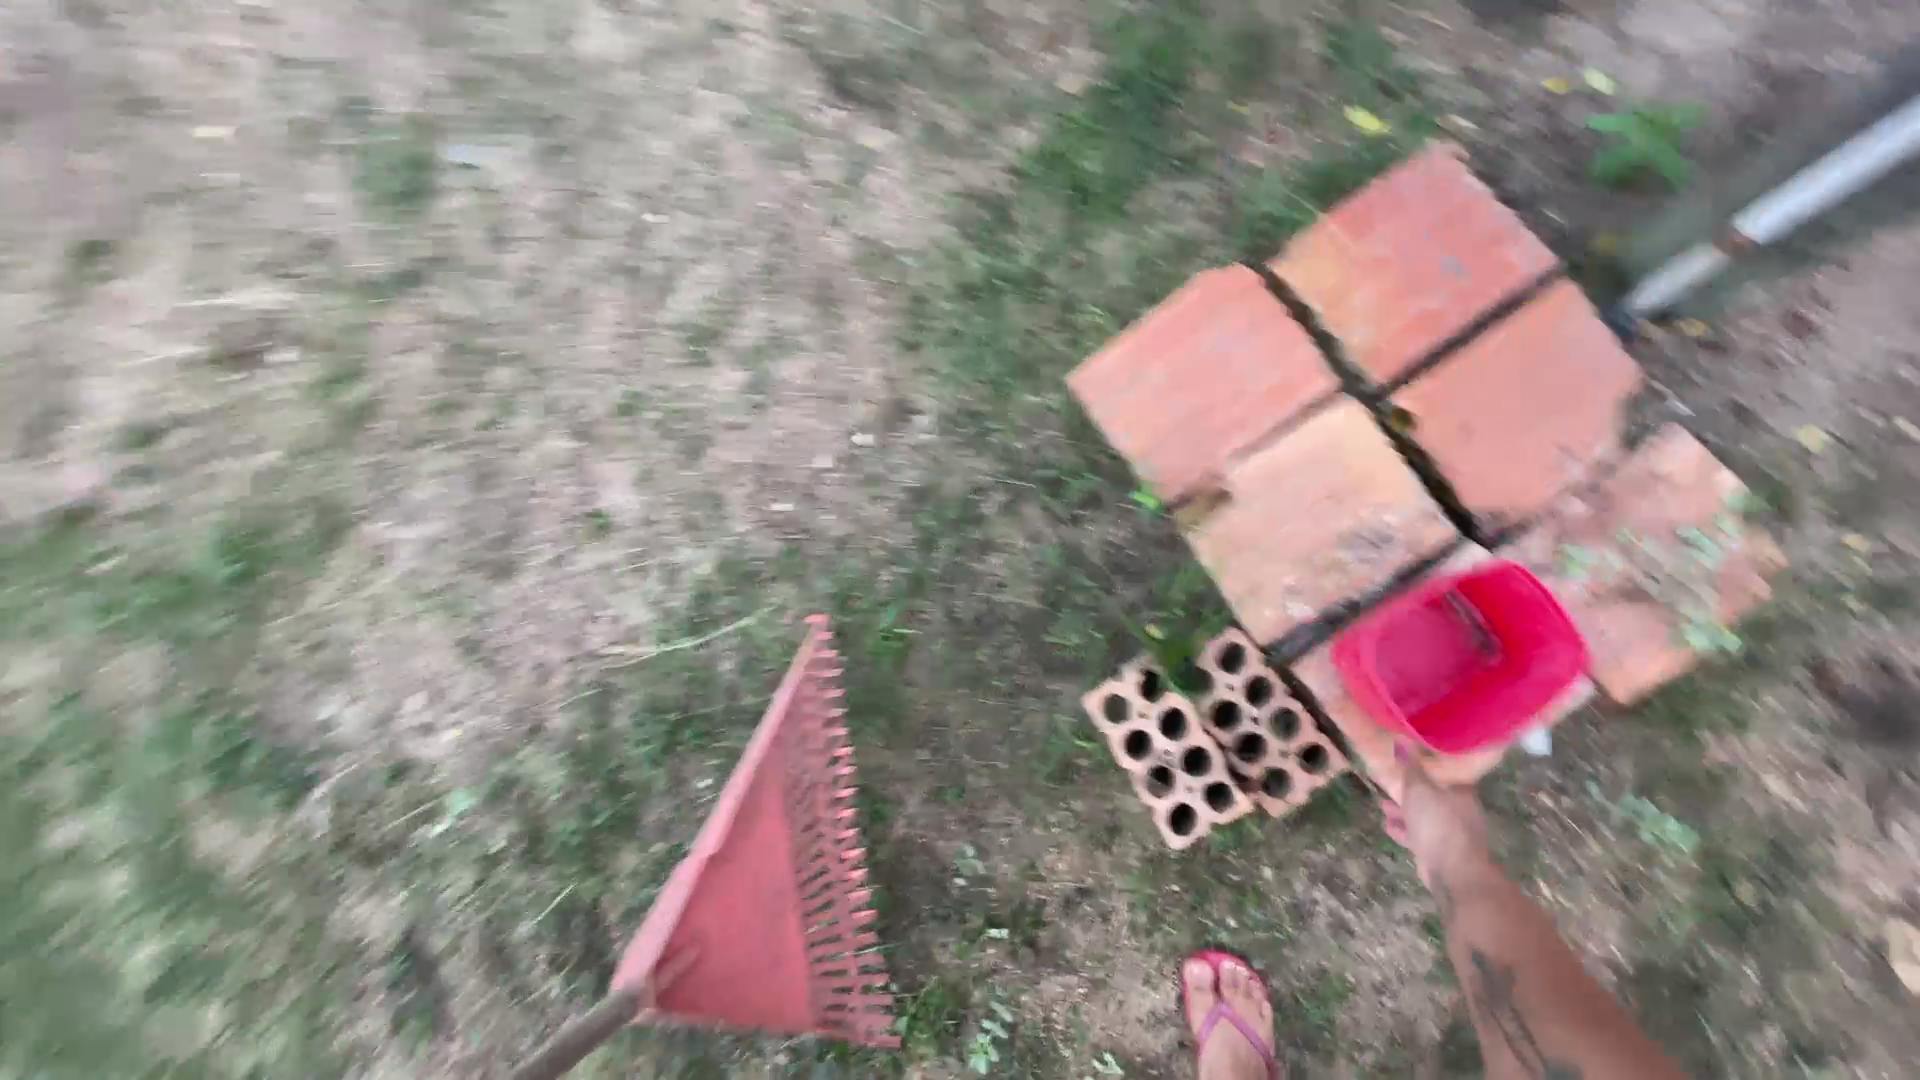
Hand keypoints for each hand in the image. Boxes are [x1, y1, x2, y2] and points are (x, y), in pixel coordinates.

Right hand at [1379, 741, 1491, 886]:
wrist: (1453, 872)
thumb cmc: (1438, 823)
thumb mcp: (1418, 789)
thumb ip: (1409, 766)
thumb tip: (1401, 738)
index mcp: (1462, 793)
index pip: (1444, 774)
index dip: (1425, 768)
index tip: (1406, 763)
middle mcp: (1461, 811)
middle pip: (1433, 796)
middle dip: (1409, 792)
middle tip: (1388, 785)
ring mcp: (1453, 833)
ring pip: (1425, 816)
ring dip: (1404, 812)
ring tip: (1383, 805)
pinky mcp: (1443, 852)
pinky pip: (1421, 835)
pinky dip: (1406, 829)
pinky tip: (1388, 826)